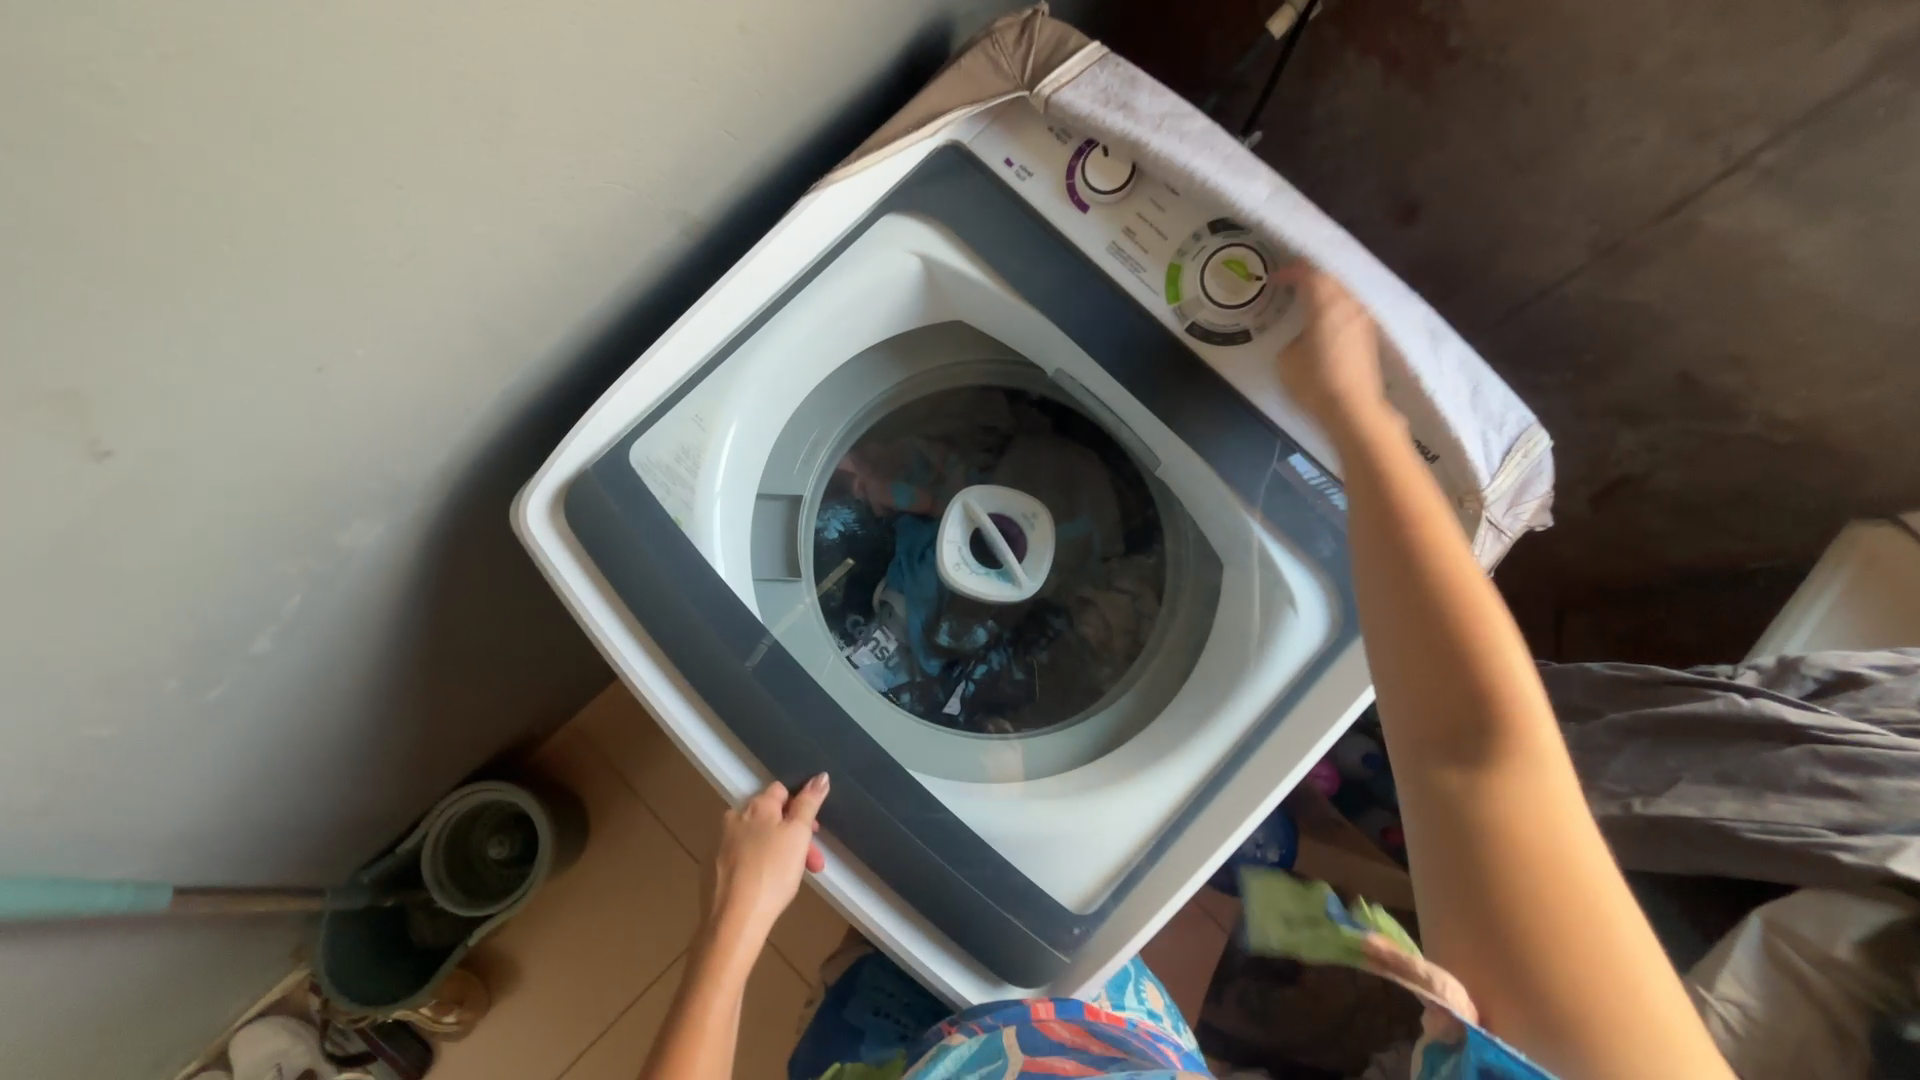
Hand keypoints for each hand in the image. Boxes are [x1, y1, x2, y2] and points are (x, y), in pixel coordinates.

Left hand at [708, 774, 828, 939]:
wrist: (734, 919)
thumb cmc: (773, 872)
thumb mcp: (799, 835)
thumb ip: (809, 803)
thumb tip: (820, 776)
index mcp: (756, 806)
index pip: (781, 791)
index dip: (801, 807)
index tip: (814, 832)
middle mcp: (734, 818)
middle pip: (770, 817)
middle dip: (794, 836)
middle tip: (811, 863)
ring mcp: (719, 843)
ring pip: (757, 839)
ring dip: (777, 851)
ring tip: (792, 878)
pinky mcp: (711, 868)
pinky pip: (741, 857)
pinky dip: (757, 864)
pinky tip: (766, 885)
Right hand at [1275, 262, 1390, 439]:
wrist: (1353, 408)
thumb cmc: (1314, 382)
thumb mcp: (1287, 359)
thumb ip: (1291, 336)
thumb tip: (1300, 334)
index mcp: (1326, 304)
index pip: (1310, 275)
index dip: (1291, 272)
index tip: (1275, 278)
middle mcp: (1349, 304)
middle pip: (1330, 278)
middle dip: (1309, 276)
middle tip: (1290, 283)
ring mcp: (1363, 318)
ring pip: (1342, 292)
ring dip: (1324, 291)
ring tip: (1306, 299)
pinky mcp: (1369, 334)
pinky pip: (1349, 308)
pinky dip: (1334, 306)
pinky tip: (1323, 318)